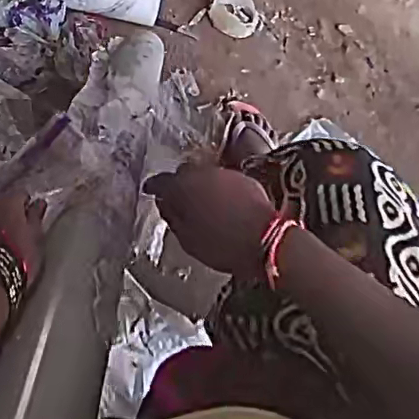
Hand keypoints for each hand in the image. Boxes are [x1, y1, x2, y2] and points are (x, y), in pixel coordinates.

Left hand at [0, 185, 45, 283]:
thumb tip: (38, 203)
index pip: (21, 193)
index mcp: (9, 201)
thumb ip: (36, 217)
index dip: (27, 203)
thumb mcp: (35, 237)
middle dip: (10, 211)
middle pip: (2, 202)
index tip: (32, 214)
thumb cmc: (19, 256)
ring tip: (7, 237)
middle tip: (20, 226)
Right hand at [143, 164, 276, 278]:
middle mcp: (201, 174)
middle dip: (179, 184)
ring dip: (200, 185)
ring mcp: (224, 173)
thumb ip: (173, 217)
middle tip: (179, 200)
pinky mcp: (244, 178)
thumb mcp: (188, 240)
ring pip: (205, 174)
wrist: (269, 241)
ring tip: (202, 203)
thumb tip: (165, 204)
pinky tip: (223, 204)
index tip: (150, 191)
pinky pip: (223, 180)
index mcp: (182, 187)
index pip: (160, 182)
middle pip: (183, 173)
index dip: (153, 187)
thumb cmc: (223, 245)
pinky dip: (219, 189)